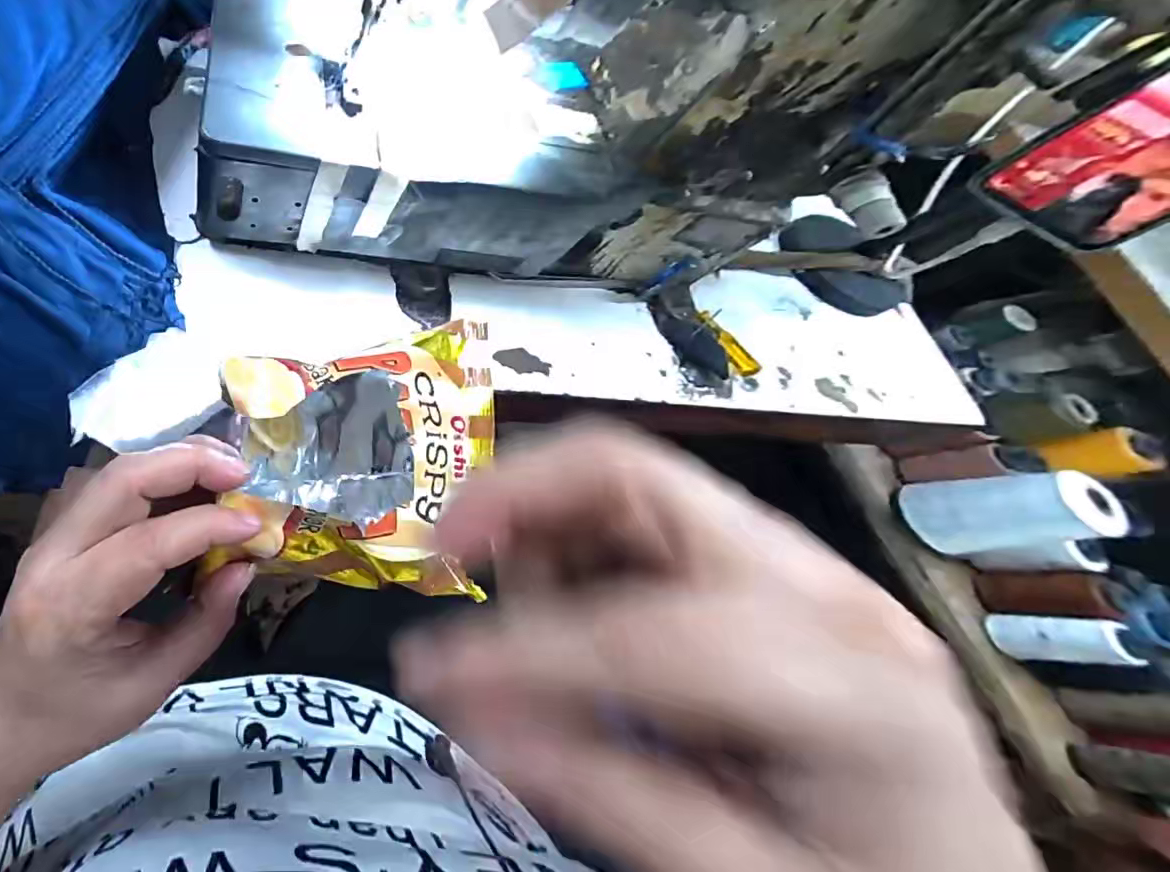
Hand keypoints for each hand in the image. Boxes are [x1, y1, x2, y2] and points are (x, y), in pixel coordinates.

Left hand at [0, 438, 258, 785]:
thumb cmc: (73, 716)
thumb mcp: (149, 686)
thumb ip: (203, 624)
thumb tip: (245, 566)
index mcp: (71, 606)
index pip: (145, 543)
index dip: (207, 525)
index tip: (256, 524)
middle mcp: (53, 554)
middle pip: (121, 479)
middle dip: (188, 462)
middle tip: (243, 471)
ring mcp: (50, 533)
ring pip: (116, 470)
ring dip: (174, 459)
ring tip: (227, 468)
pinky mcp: (59, 524)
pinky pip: (112, 482)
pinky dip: (159, 472)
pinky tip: (193, 482)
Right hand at [396, 421, 1039, 871]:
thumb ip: (608, 797)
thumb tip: (470, 724)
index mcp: (844, 683)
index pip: (642, 634)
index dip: (522, 651)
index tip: (427, 673)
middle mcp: (812, 582)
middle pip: (625, 473)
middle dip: (509, 498)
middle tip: (443, 550)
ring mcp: (780, 553)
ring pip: (612, 474)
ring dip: (531, 516)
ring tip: (510, 593)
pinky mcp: (743, 550)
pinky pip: (620, 502)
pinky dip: (559, 531)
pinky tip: (554, 593)